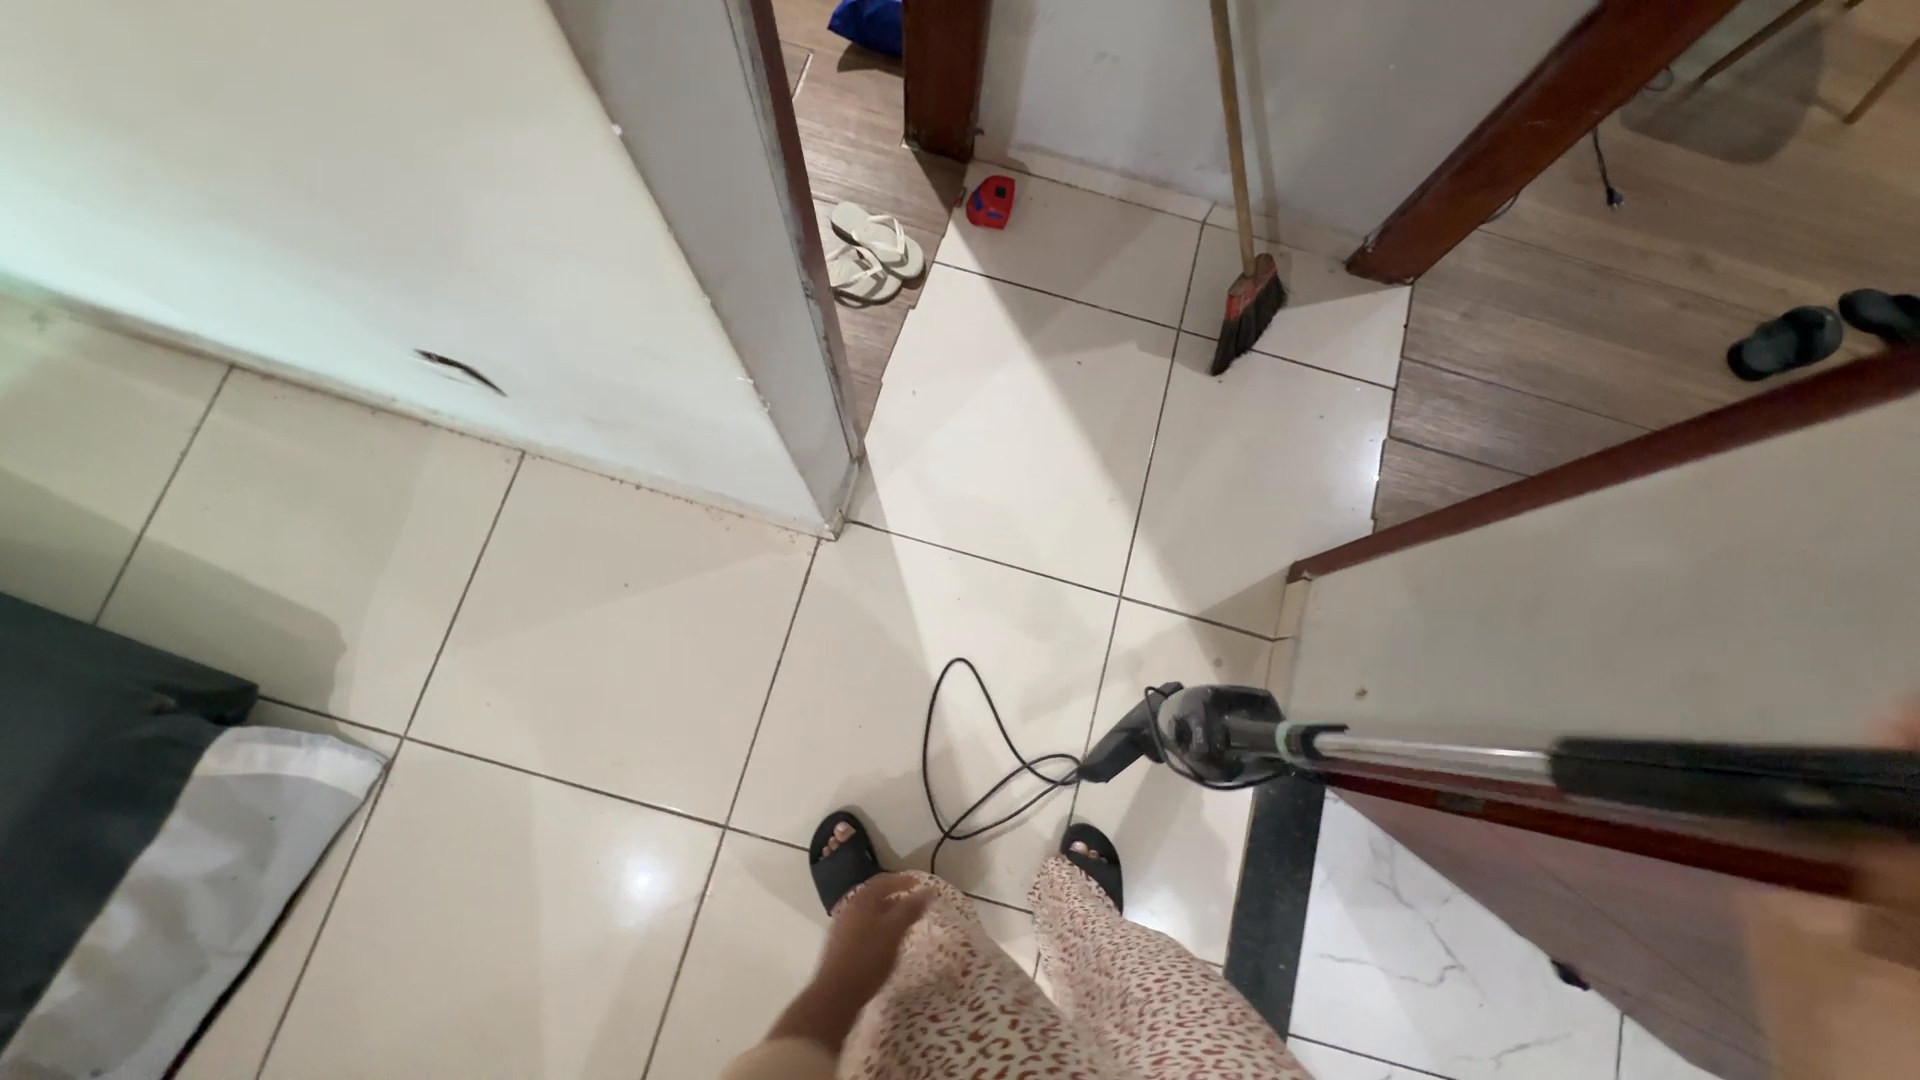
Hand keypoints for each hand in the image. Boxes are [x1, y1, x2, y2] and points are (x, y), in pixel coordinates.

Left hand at [767, 873, 932, 1053]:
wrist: (835, 995)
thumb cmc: (868, 959)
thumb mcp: (894, 932)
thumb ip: (910, 909)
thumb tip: (928, 889)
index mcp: (862, 900)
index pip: (883, 881)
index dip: (902, 880)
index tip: (919, 885)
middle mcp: (849, 908)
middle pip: (874, 895)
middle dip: (894, 896)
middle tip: (912, 903)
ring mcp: (842, 927)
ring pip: (868, 913)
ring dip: (886, 913)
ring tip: (902, 923)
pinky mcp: (840, 946)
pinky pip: (863, 927)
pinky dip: (878, 927)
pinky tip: (885, 943)